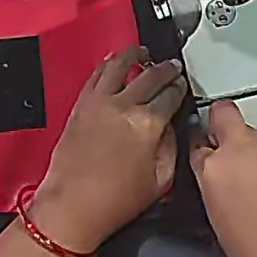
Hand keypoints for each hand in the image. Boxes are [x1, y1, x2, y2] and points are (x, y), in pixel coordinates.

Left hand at [32, 47, 187, 255]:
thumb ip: (171, 147)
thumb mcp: (161, 180)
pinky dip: (107, 64)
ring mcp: (99, 102)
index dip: (180, 88)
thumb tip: (170, 129)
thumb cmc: (113, 200)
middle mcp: (123, 106)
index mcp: (148, 124)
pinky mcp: (81, 104)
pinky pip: (96, 75)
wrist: (74, 204)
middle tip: (172, 67)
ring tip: (143, 52)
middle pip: (150, 75)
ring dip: (135, 54)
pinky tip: (113, 62)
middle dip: (165, 68)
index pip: (171, 95)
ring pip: (120, 65)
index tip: (182, 87)